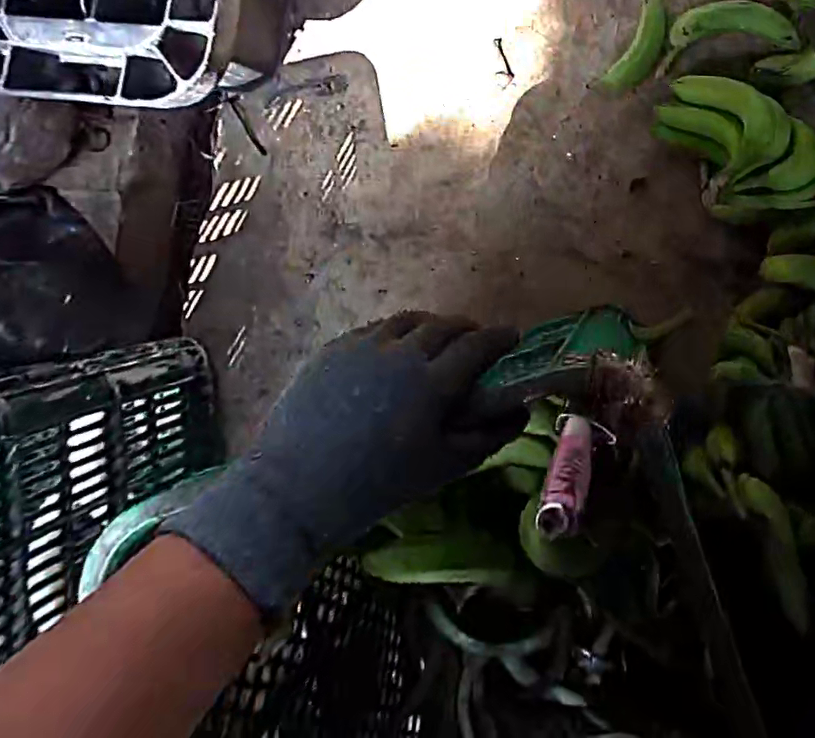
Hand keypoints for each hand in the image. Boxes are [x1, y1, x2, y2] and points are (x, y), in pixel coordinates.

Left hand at [164, 312, 520, 614]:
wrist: (292, 493)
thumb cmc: (377, 484)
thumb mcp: (444, 467)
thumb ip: (489, 437)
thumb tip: (521, 412)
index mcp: (434, 382)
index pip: (479, 344)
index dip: (500, 337)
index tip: (513, 337)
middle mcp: (403, 354)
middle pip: (447, 325)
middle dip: (469, 329)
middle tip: (477, 341)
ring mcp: (364, 347)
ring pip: (411, 321)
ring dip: (433, 326)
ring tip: (438, 340)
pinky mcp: (334, 350)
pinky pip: (376, 329)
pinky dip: (397, 334)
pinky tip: (396, 350)